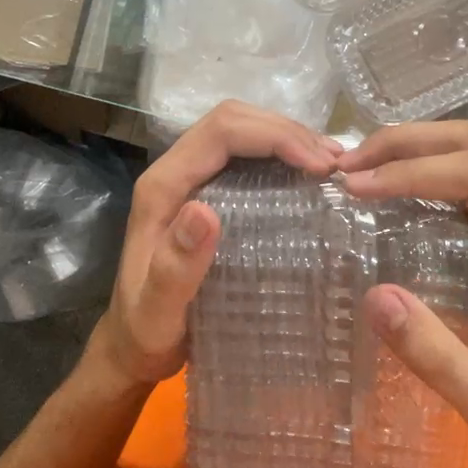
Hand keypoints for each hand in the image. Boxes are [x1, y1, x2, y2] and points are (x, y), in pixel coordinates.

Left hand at [88, 101, 339, 385]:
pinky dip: (282, 155)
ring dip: (287, 138)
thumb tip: (205, 212)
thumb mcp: (158, 311)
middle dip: (286, 132)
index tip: (319, 166)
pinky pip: (246, 155)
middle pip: (232, 121)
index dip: (272, 136)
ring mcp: (191, 179)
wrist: (132, 345)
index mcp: (162, 186)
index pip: (220, 133)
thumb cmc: (146, 331)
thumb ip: (175, 266)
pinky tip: (311, 176)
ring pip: (241, 132)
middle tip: (335, 165)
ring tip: (332, 165)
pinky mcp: (208, 193)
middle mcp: (175, 171)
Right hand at [337, 121, 467, 463]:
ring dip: (411, 146)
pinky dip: (422, 161)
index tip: (356, 187)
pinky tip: (387, 184)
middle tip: (347, 168)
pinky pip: (467, 170)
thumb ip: (439, 360)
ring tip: (358, 169)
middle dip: (404, 143)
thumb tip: (375, 297)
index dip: (411, 169)